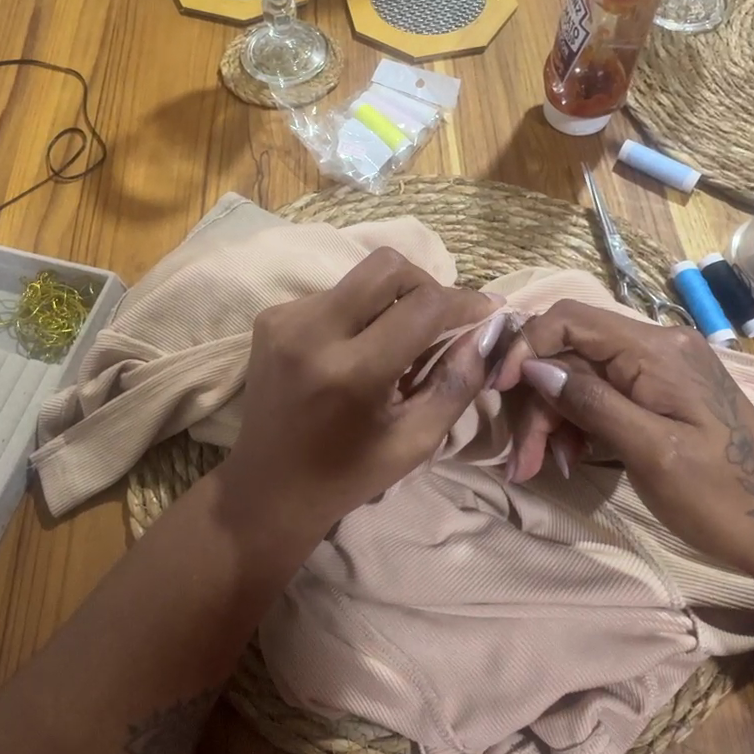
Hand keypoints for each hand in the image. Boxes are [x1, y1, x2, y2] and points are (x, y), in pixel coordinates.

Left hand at [217, 247, 504, 538]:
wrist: (266, 488)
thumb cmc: (347, 474)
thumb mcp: (416, 441)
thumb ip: (458, 381)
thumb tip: (487, 329)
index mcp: (352, 373)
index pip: (423, 306)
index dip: (464, 302)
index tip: (484, 312)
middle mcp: (313, 333)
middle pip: (387, 266)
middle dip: (425, 284)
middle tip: (439, 318)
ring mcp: (285, 320)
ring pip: (360, 277)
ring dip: (389, 300)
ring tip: (395, 342)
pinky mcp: (270, 317)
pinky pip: (332, 294)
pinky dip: (357, 313)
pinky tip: (357, 350)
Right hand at [492, 300, 753, 575]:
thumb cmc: (723, 498)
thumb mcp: (652, 453)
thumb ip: (591, 402)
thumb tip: (534, 365)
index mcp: (657, 350)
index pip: (570, 319)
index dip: (525, 346)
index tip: (497, 390)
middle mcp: (657, 346)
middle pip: (571, 354)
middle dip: (538, 403)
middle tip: (524, 461)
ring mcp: (660, 369)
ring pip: (581, 378)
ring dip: (554, 420)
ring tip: (543, 467)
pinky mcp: (661, 393)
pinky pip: (604, 394)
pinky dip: (580, 424)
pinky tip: (573, 459)